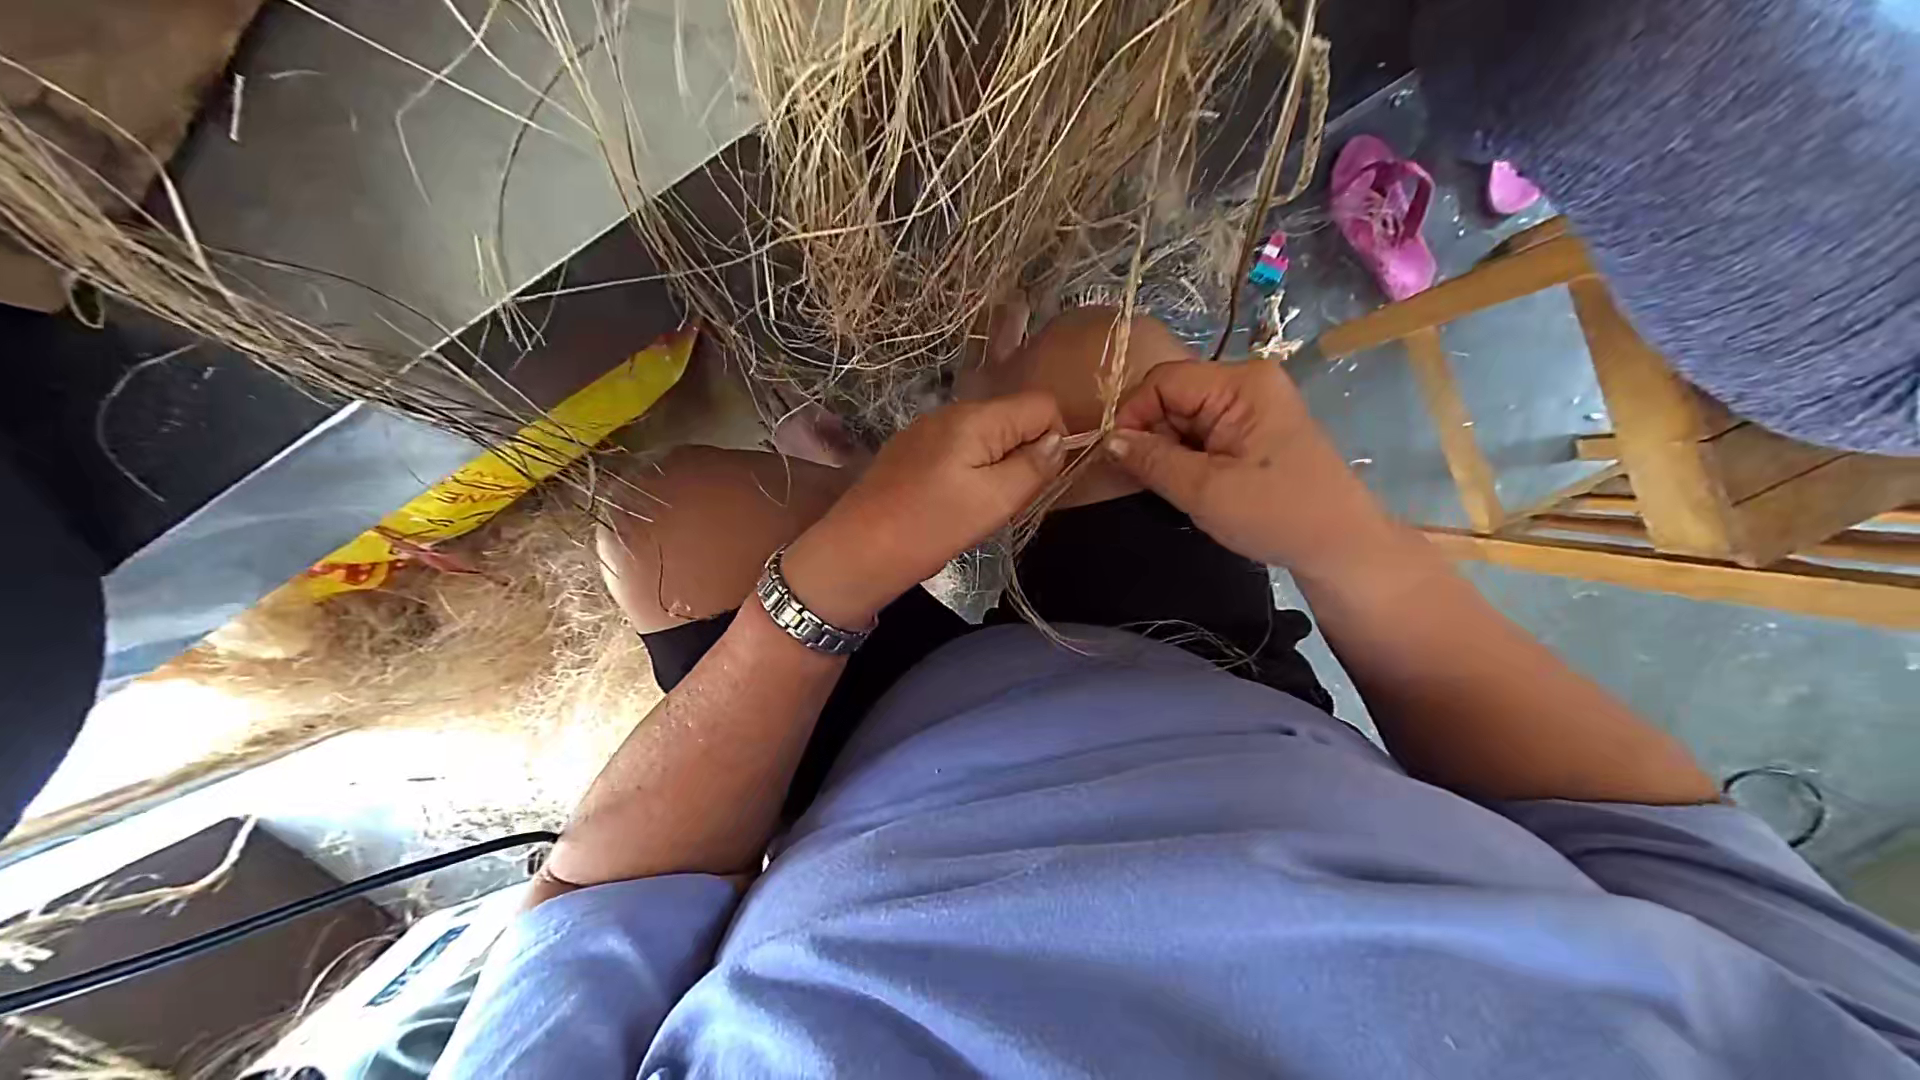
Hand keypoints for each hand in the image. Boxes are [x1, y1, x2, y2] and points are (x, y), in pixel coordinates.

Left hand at [783, 391, 1066, 626]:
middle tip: (1005, 501)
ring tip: (976, 509)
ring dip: (997, 468)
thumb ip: (1033, 466)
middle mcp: (950, 412)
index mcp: (975, 417)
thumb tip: (1059, 440)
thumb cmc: (929, 527)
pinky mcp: (909, 452)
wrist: (856, 552)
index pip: (1041, 403)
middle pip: (1012, 419)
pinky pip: (958, 451)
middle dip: (1023, 456)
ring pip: (986, 438)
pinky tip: (950, 505)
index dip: (1055, 438)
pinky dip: (969, 474)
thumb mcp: (994, 501)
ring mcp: (925, 430)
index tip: (1038, 480)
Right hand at [1105, 358, 1397, 575]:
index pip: (1163, 381)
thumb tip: (1109, 441)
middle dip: (1152, 435)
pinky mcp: (1253, 429)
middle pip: (1172, 396)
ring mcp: (1252, 406)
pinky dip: (1186, 457)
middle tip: (1149, 479)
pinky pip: (1202, 432)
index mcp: (1241, 384)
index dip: (1133, 415)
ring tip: (1175, 486)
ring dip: (1168, 450)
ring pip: (1183, 417)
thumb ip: (1151, 460)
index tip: (1119, 457)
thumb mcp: (1204, 490)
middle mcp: (1247, 383)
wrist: (1340, 546)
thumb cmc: (1276, 515)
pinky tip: (1192, 484)